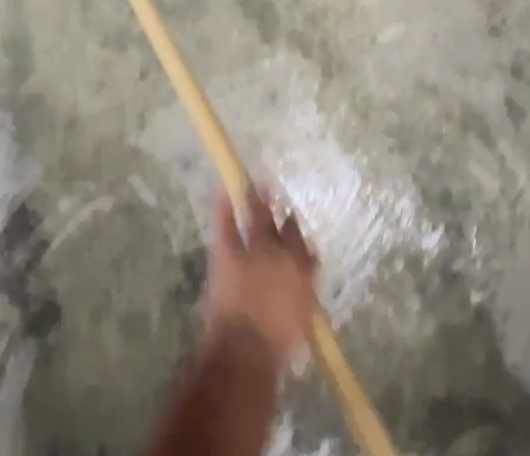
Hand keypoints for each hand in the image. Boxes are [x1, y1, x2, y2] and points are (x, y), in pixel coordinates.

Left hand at [202, 185, 318, 370]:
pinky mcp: (230, 252)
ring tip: (259, 181)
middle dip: (284, 211)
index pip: (306, 250)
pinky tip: (223, 188)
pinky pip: (227, 222)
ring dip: (260, 199)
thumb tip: (299, 286)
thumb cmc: (276, 346)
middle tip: (282, 193)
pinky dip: (224, 205)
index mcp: (305, 277)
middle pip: (287, 229)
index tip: (295, 228)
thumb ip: (301, 299)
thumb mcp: (300, 323)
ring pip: (260, 218)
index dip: (299, 237)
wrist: (247, 348)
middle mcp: (285, 257)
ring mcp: (256, 250)